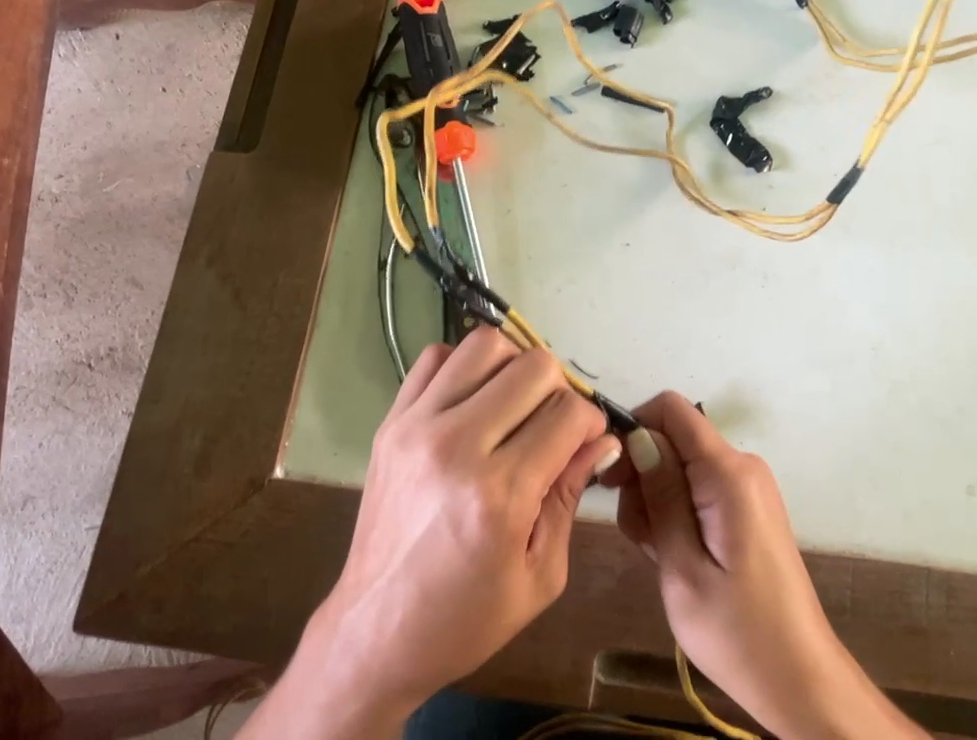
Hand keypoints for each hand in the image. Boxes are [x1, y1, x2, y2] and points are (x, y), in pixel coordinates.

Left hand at [245, 329, 621, 738]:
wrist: (375, 632)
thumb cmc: (465, 618)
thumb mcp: (541, 574)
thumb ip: (570, 494)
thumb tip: (602, 439)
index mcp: (500, 493)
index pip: (568, 412)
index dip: (590, 424)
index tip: (585, 445)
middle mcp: (456, 445)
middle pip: (533, 366)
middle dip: (559, 390)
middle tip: (552, 426)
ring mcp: (416, 426)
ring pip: (484, 345)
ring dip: (513, 369)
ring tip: (514, 407)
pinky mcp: (390, 423)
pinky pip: (435, 358)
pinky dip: (465, 369)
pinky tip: (473, 405)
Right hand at [612, 393, 928, 739]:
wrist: (797, 677)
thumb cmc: (736, 630)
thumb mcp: (682, 566)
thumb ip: (660, 496)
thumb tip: (638, 437)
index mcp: (728, 473)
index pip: (670, 410)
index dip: (632, 429)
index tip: (609, 479)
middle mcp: (741, 467)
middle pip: (672, 440)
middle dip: (641, 477)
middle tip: (638, 537)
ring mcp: (746, 488)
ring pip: (679, 468)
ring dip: (654, 503)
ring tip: (659, 557)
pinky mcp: (745, 509)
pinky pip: (697, 490)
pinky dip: (675, 515)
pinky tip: (674, 557)